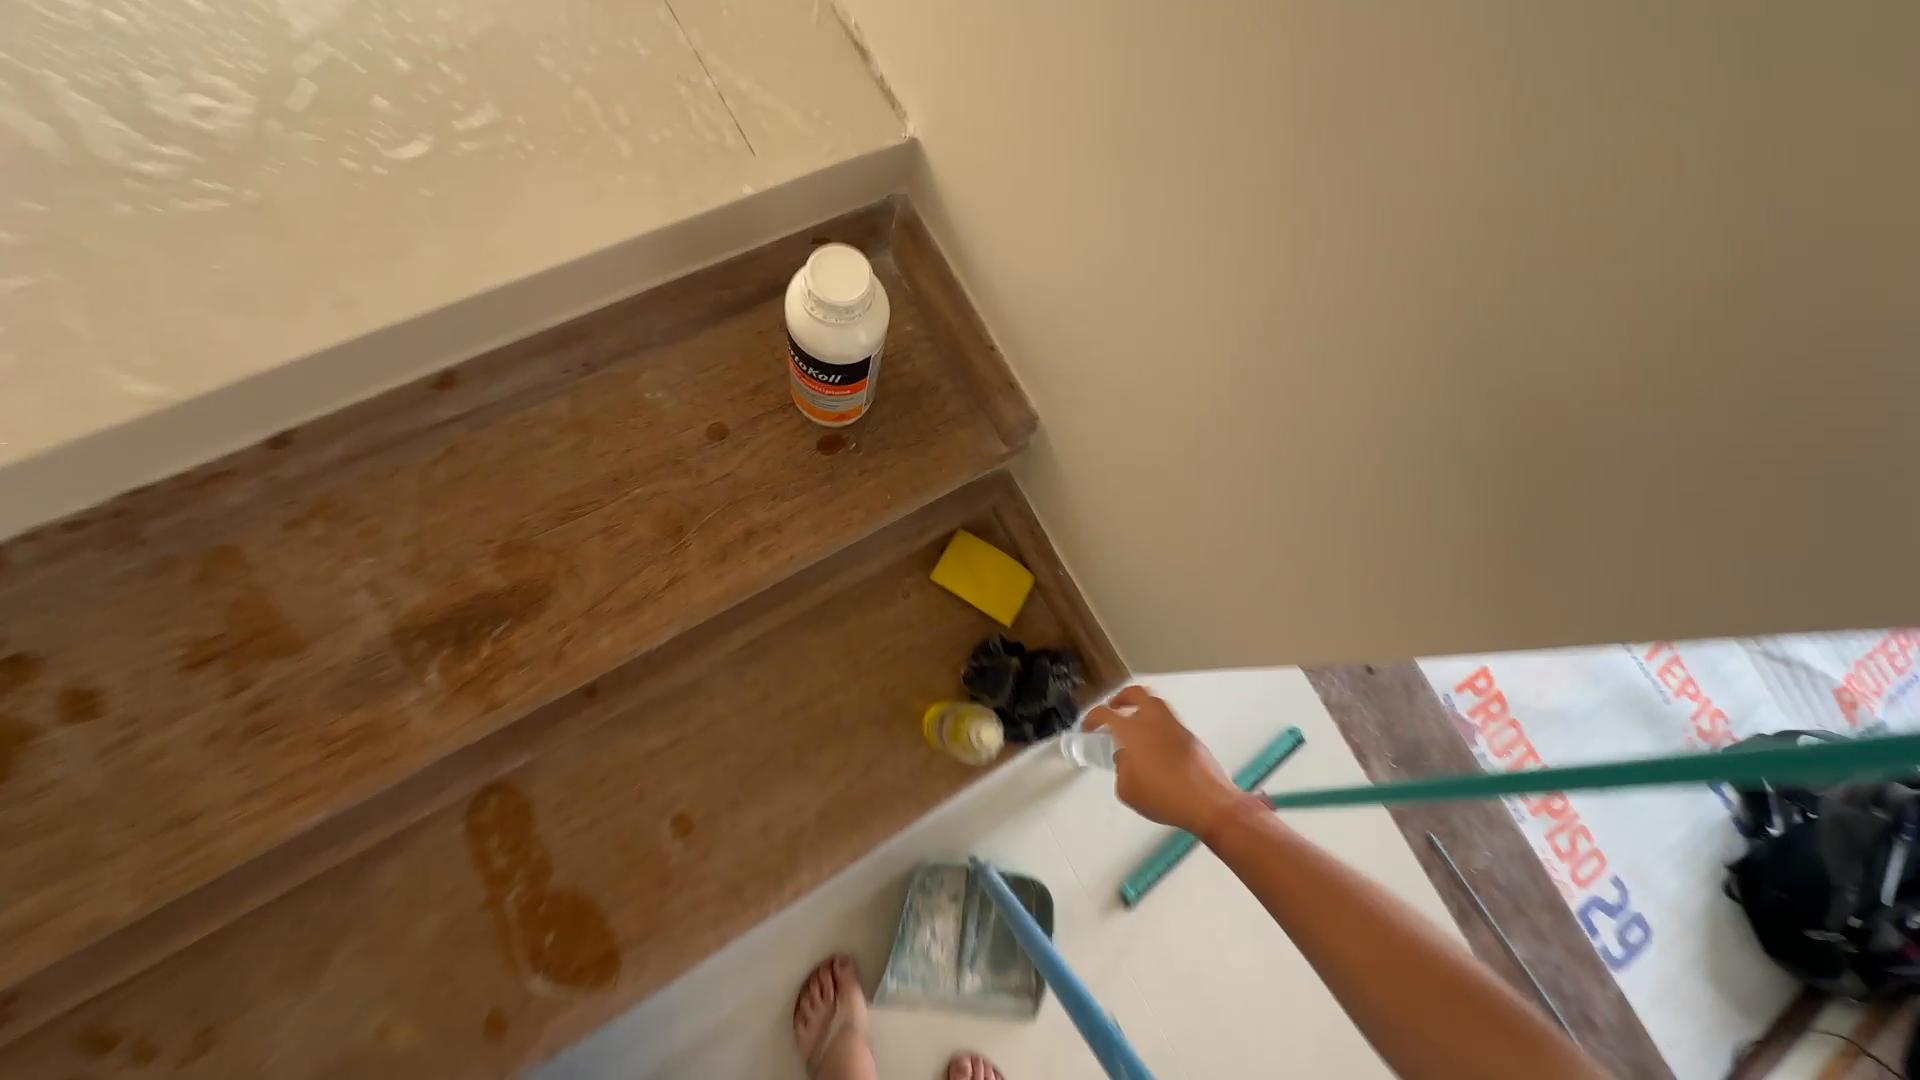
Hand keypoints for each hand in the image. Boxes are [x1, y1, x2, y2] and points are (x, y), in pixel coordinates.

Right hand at [1086, 686, 1240, 833]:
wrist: (1208, 802)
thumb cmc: (1163, 797)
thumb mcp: (1128, 790)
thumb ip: (1121, 769)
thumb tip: (1125, 758)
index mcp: (1133, 731)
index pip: (1105, 713)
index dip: (1092, 718)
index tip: (1089, 728)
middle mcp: (1154, 721)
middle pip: (1137, 693)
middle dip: (1121, 697)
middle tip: (1114, 708)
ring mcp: (1175, 726)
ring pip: (1156, 703)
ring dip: (1142, 707)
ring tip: (1135, 723)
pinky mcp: (1191, 737)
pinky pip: (1169, 721)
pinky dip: (1157, 724)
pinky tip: (1155, 745)